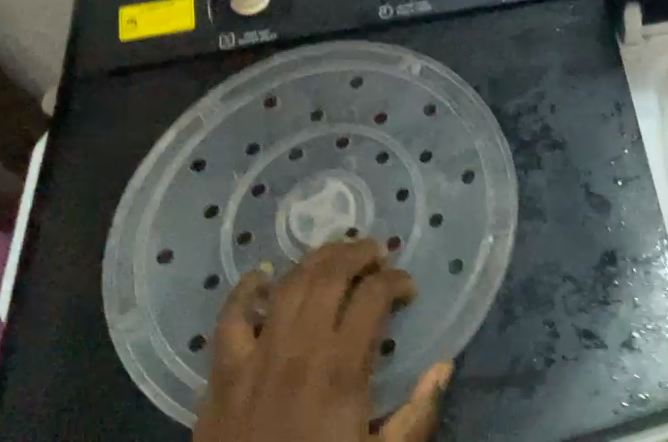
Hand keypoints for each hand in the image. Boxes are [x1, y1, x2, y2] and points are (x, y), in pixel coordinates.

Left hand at [192, 239, 452, 441]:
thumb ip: (416, 414)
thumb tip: (444, 366)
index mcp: (342, 370)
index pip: (374, 297)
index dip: (397, 281)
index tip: (408, 288)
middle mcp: (300, 349)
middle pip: (330, 276)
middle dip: (358, 253)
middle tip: (377, 253)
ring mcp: (257, 357)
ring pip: (288, 285)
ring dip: (315, 260)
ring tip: (336, 253)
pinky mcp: (223, 373)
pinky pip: (230, 317)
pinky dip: (244, 289)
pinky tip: (261, 275)